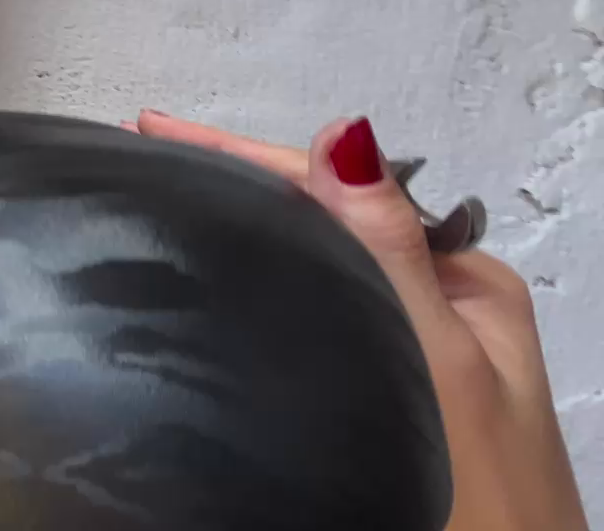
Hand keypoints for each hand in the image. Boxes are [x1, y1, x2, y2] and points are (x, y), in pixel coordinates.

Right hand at [131, 110, 587, 530]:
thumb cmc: (473, 489)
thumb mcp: (434, 353)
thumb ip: (386, 246)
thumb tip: (345, 134)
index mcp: (453, 276)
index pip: (325, 184)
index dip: (232, 149)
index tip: (149, 125)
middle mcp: (428, 293)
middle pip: (312, 206)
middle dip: (226, 168)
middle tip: (142, 141)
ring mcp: (401, 328)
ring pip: (304, 244)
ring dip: (236, 206)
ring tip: (163, 180)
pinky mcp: (369, 363)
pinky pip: (301, 283)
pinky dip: (252, 254)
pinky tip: (215, 251)